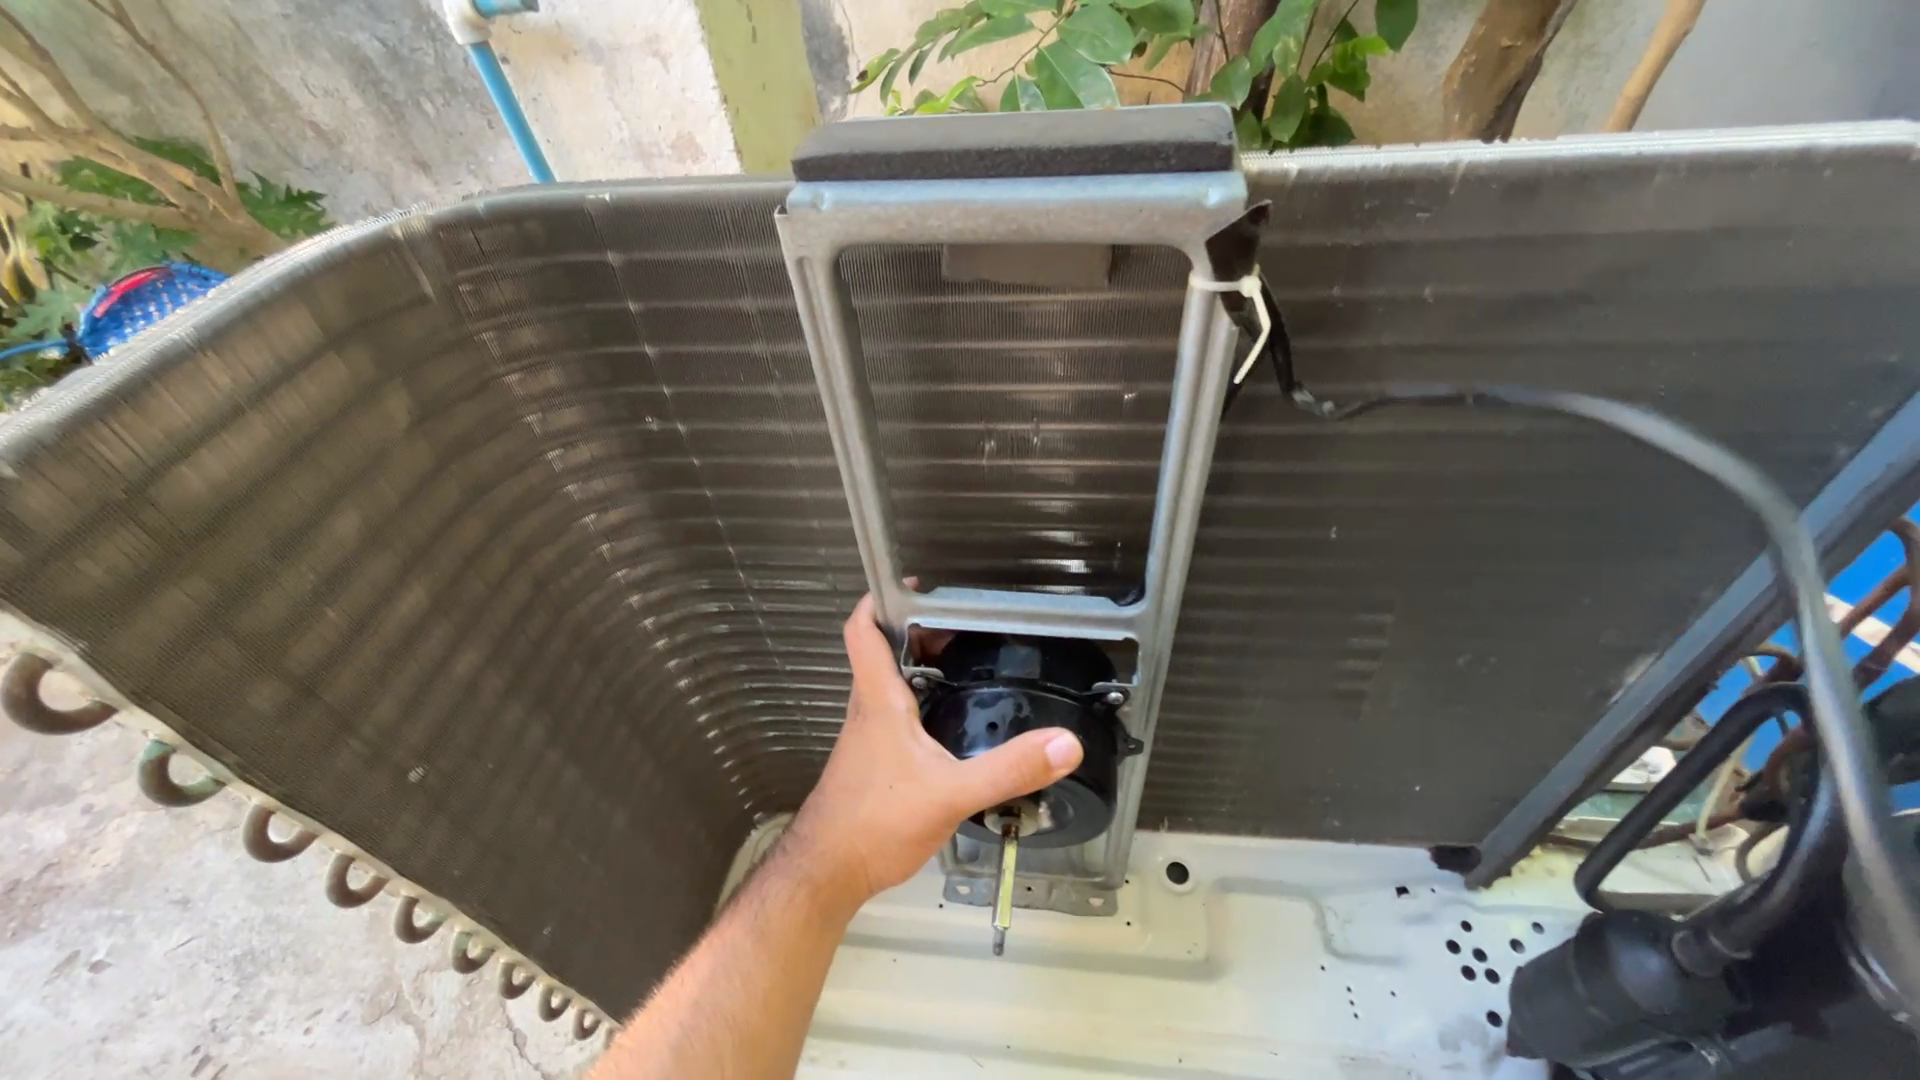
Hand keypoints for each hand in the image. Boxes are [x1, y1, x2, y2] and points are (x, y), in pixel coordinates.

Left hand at [784, 594, 1084, 910]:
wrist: (827, 874)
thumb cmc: (875, 822)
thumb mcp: (950, 794)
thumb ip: (1008, 769)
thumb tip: (1066, 743)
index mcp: (878, 699)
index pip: (863, 630)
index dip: (881, 600)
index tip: (916, 584)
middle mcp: (868, 709)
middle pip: (884, 651)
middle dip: (920, 630)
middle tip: (966, 623)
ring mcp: (867, 737)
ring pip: (890, 684)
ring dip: (920, 666)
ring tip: (967, 662)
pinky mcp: (872, 763)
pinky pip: (896, 715)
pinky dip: (921, 702)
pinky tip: (953, 724)